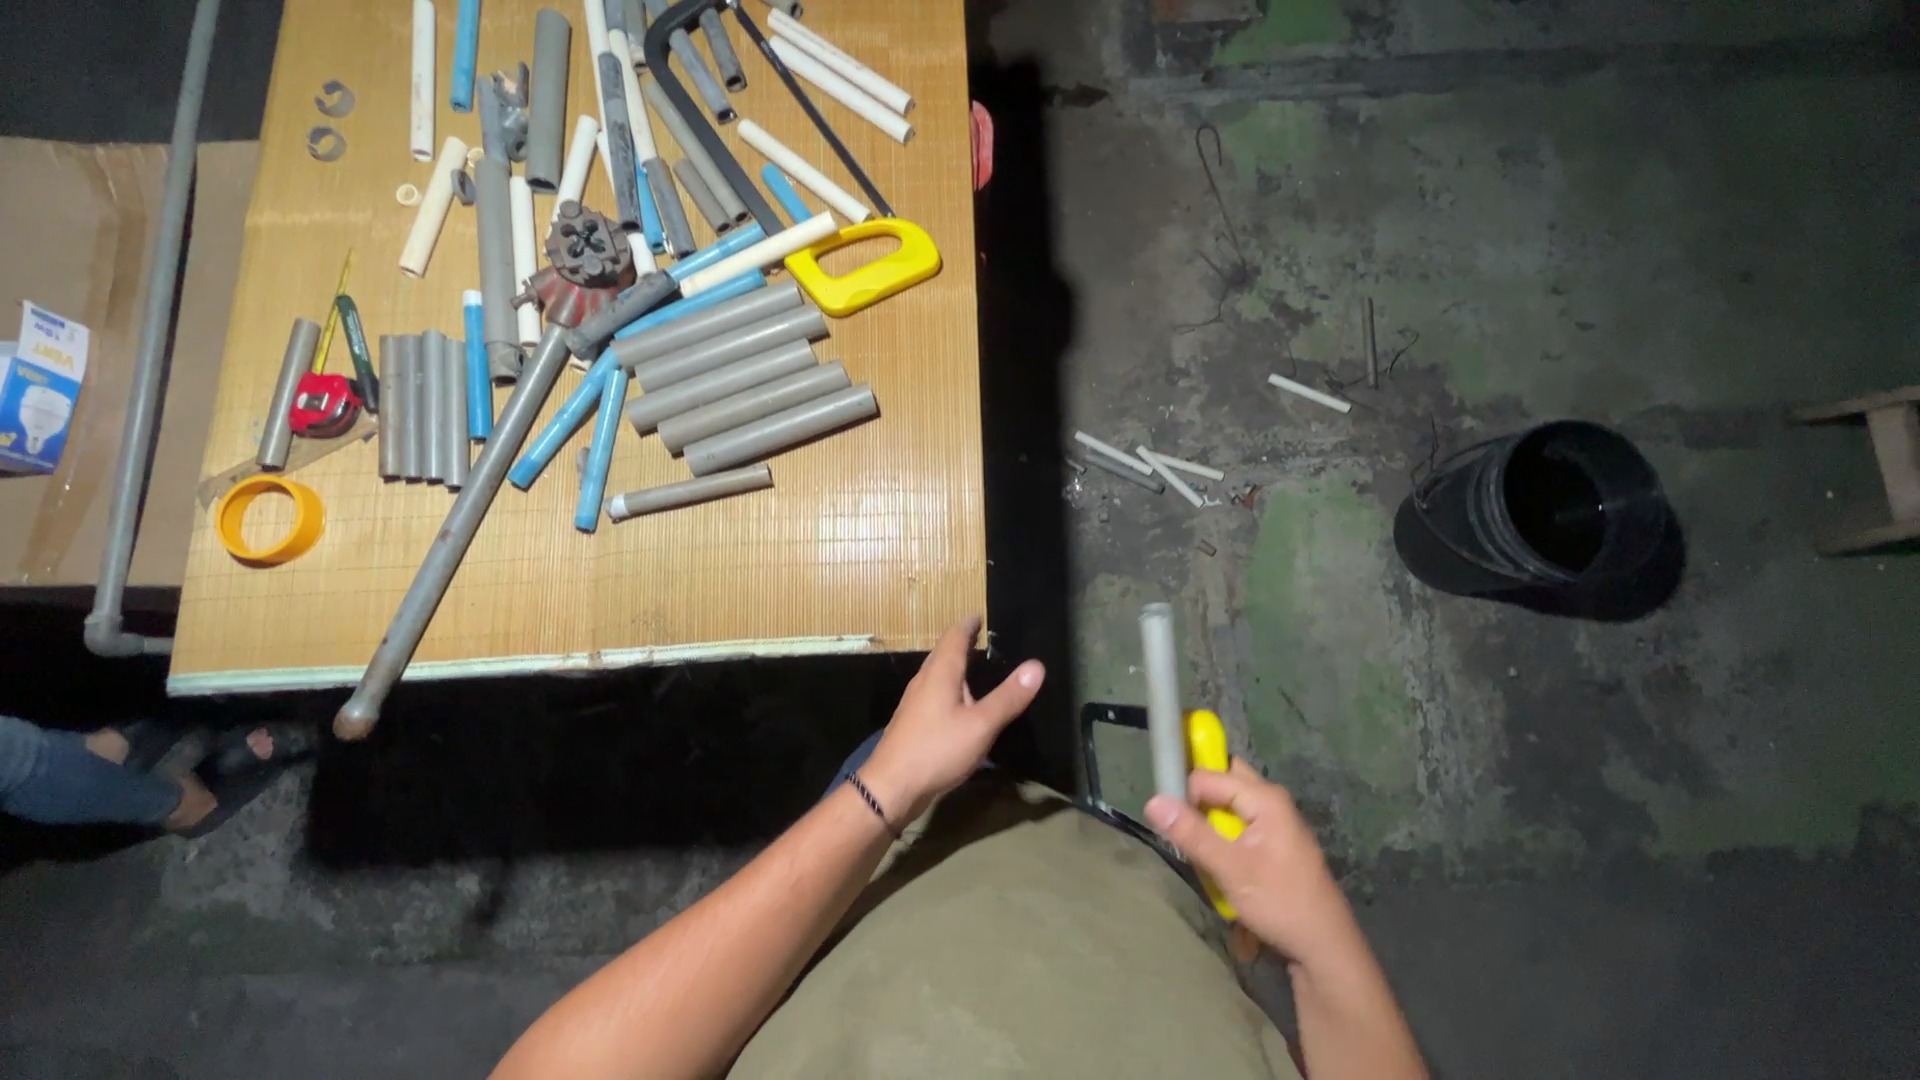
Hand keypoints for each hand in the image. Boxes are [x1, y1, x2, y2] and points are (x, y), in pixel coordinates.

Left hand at [861, 616, 1044, 824]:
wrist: (891, 787)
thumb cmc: (937, 750)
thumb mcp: (981, 725)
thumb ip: (1008, 696)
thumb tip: (1036, 665)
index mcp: (941, 672)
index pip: (954, 636)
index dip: (968, 624)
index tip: (981, 616)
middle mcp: (925, 680)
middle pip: (943, 652)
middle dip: (962, 642)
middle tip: (985, 639)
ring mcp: (916, 701)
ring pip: (938, 673)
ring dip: (956, 666)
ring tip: (978, 669)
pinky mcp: (913, 722)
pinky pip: (935, 693)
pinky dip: (951, 687)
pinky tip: (961, 705)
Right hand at [1146, 760, 1360, 967]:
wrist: (1325, 949)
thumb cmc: (1281, 903)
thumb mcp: (1231, 870)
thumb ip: (1192, 833)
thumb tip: (1153, 801)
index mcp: (1265, 798)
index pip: (1209, 776)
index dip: (1187, 795)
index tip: (1174, 825)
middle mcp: (1272, 801)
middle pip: (1224, 782)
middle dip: (1200, 800)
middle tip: (1187, 828)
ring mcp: (1276, 822)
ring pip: (1230, 805)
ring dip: (1211, 823)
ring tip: (1203, 852)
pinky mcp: (1275, 843)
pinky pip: (1241, 825)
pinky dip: (1226, 839)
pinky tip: (1223, 866)